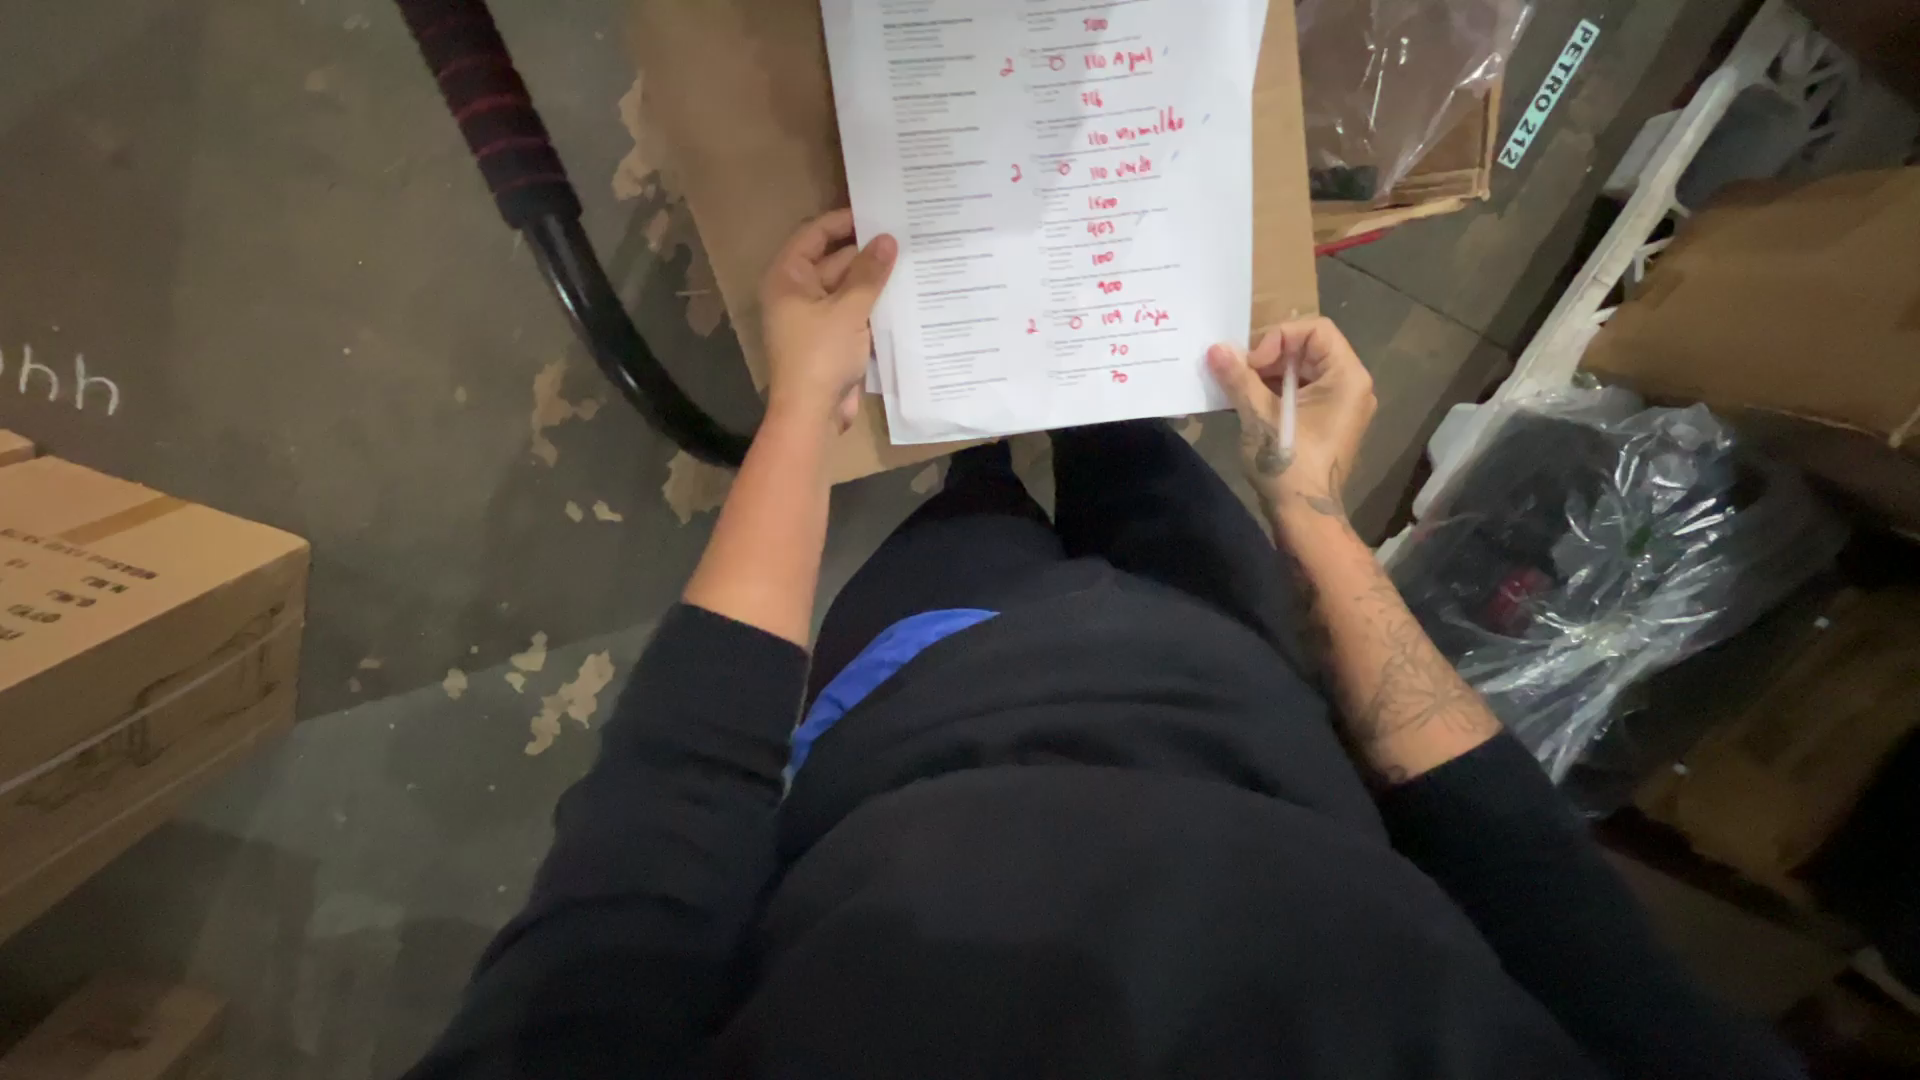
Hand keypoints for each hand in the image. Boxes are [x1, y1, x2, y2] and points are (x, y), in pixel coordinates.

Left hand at [759, 209, 897, 431]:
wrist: (812, 413)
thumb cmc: (820, 355)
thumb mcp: (848, 310)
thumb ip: (869, 274)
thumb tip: (888, 240)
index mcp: (789, 278)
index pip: (814, 234)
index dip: (844, 222)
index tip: (878, 214)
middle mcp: (798, 294)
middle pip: (834, 262)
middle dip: (866, 254)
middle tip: (905, 239)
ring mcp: (815, 319)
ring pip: (847, 290)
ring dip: (874, 282)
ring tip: (911, 264)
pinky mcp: (832, 341)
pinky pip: (854, 315)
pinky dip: (873, 308)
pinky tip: (904, 300)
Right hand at [1207, 317, 1375, 523]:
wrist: (1304, 514)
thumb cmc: (1288, 462)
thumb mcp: (1259, 416)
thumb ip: (1238, 378)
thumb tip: (1215, 348)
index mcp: (1347, 377)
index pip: (1316, 329)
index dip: (1279, 338)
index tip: (1252, 364)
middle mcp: (1351, 386)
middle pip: (1308, 349)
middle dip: (1268, 357)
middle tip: (1238, 375)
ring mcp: (1340, 406)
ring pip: (1302, 372)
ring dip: (1267, 376)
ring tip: (1238, 390)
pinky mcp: (1326, 423)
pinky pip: (1301, 393)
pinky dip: (1274, 393)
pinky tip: (1248, 405)